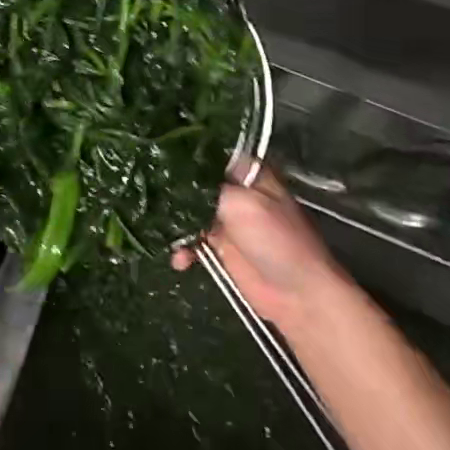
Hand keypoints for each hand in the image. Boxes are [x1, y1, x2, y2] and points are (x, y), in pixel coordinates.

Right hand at [173, 170, 354, 332]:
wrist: (297, 294)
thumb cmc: (277, 241)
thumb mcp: (244, 204)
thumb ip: (210, 188)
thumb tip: (180, 178)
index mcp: (249, 174)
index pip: (212, 155)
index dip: (187, 157)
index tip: (160, 158)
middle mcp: (236, 193)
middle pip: (196, 185)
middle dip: (174, 193)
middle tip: (152, 199)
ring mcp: (228, 221)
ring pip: (189, 213)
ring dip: (176, 225)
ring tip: (167, 236)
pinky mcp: (221, 248)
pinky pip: (192, 242)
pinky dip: (183, 250)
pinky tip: (180, 261)